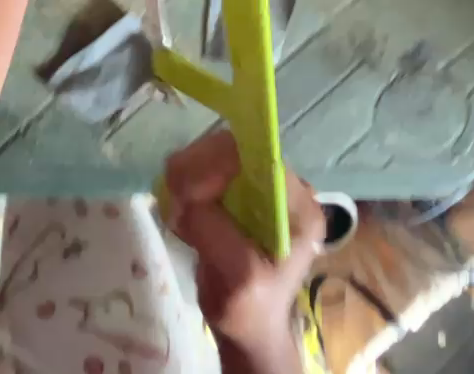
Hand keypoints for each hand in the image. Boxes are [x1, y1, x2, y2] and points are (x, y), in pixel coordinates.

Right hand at [163, 131, 325, 373]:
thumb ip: (214, 229)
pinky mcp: (232, 189)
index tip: (188, 192)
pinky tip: (184, 218)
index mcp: (298, 204)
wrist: (247, 327)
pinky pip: (197, 169)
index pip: (256, 154)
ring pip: (207, 153)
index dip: (217, 162)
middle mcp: (280, 185)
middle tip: (176, 203)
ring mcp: (256, 185)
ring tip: (181, 217)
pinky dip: (182, 187)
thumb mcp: (238, 276)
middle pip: (228, 147)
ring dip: (184, 180)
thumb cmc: (250, 309)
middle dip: (194, 171)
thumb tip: (182, 195)